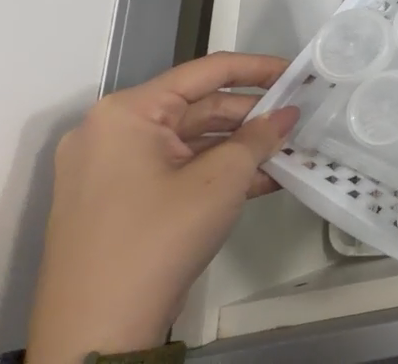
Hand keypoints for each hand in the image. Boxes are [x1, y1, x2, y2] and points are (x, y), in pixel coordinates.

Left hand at [27, 53, 299, 362]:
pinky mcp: (117, 200)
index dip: (258, 69)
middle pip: (198, 106)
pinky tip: (264, 180)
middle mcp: (110, 132)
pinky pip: (176, 169)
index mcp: (126, 113)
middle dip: (252, 115)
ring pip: (191, 140)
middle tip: (301, 119)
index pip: (206, 71)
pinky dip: (217, 171)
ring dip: (240, 146)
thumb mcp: (222, 179)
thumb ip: (260, 136)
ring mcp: (109, 169)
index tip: (300, 73)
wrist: (95, 329)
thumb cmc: (158, 236)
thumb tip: (287, 114)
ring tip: (290, 150)